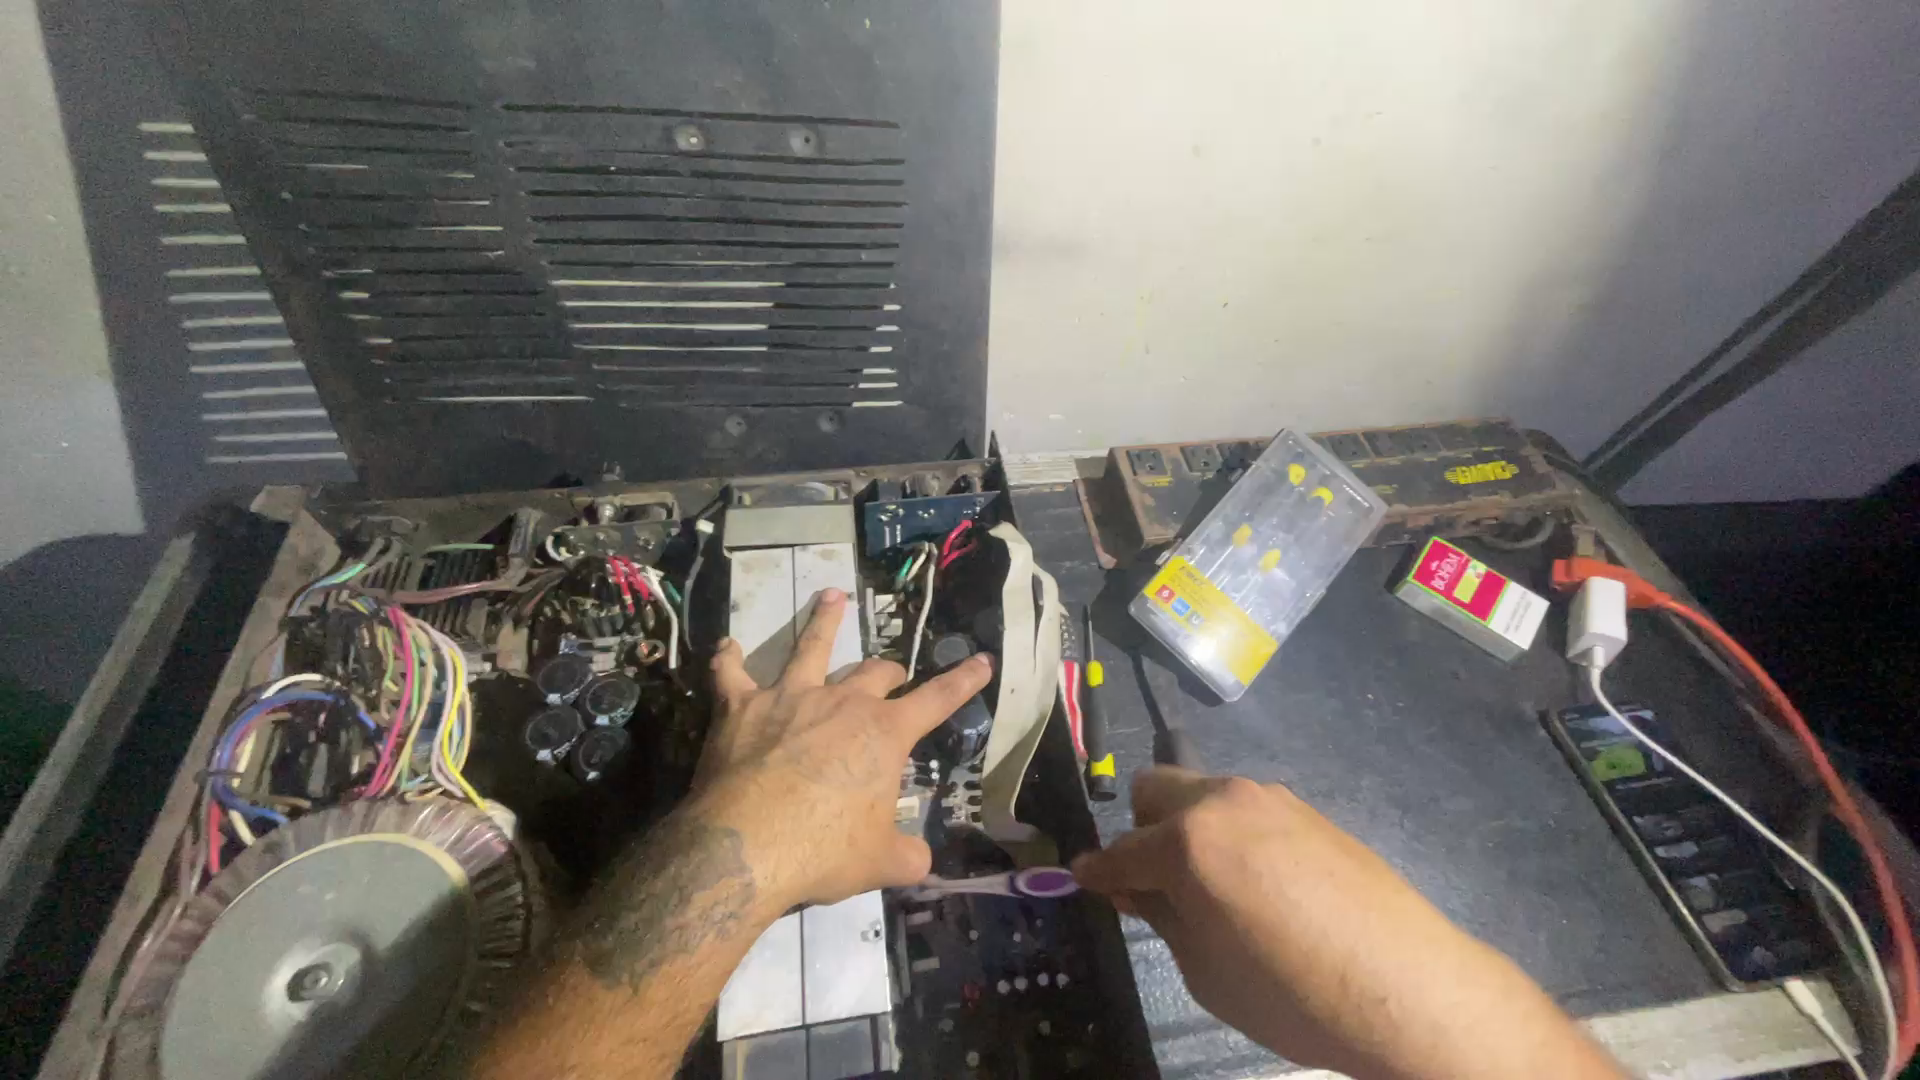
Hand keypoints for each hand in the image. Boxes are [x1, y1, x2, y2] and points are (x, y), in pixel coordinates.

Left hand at [693, 588, 992, 910]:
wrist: (746, 846)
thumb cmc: (822, 851)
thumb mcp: (880, 863)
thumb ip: (908, 857)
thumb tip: (923, 862)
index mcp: (884, 733)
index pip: (937, 699)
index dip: (963, 680)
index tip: (982, 659)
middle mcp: (842, 702)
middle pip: (874, 672)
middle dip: (889, 672)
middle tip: (891, 676)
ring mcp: (791, 697)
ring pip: (811, 647)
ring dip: (824, 621)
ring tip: (831, 595)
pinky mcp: (743, 707)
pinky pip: (731, 674)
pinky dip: (728, 659)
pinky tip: (726, 646)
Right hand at [1071, 767, 1623, 1079]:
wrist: (1411, 989)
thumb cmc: (1291, 993)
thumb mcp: (1203, 970)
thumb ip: (1162, 916)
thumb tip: (1138, 889)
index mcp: (1186, 840)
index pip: (1120, 851)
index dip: (1097, 872)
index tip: (1085, 880)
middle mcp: (1220, 800)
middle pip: (1153, 788)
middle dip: (1141, 829)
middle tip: (1158, 881)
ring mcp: (1267, 797)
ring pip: (1201, 791)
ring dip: (1188, 826)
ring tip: (1215, 883)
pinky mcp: (1306, 808)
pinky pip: (1245, 808)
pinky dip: (1230, 832)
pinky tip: (1262, 883)